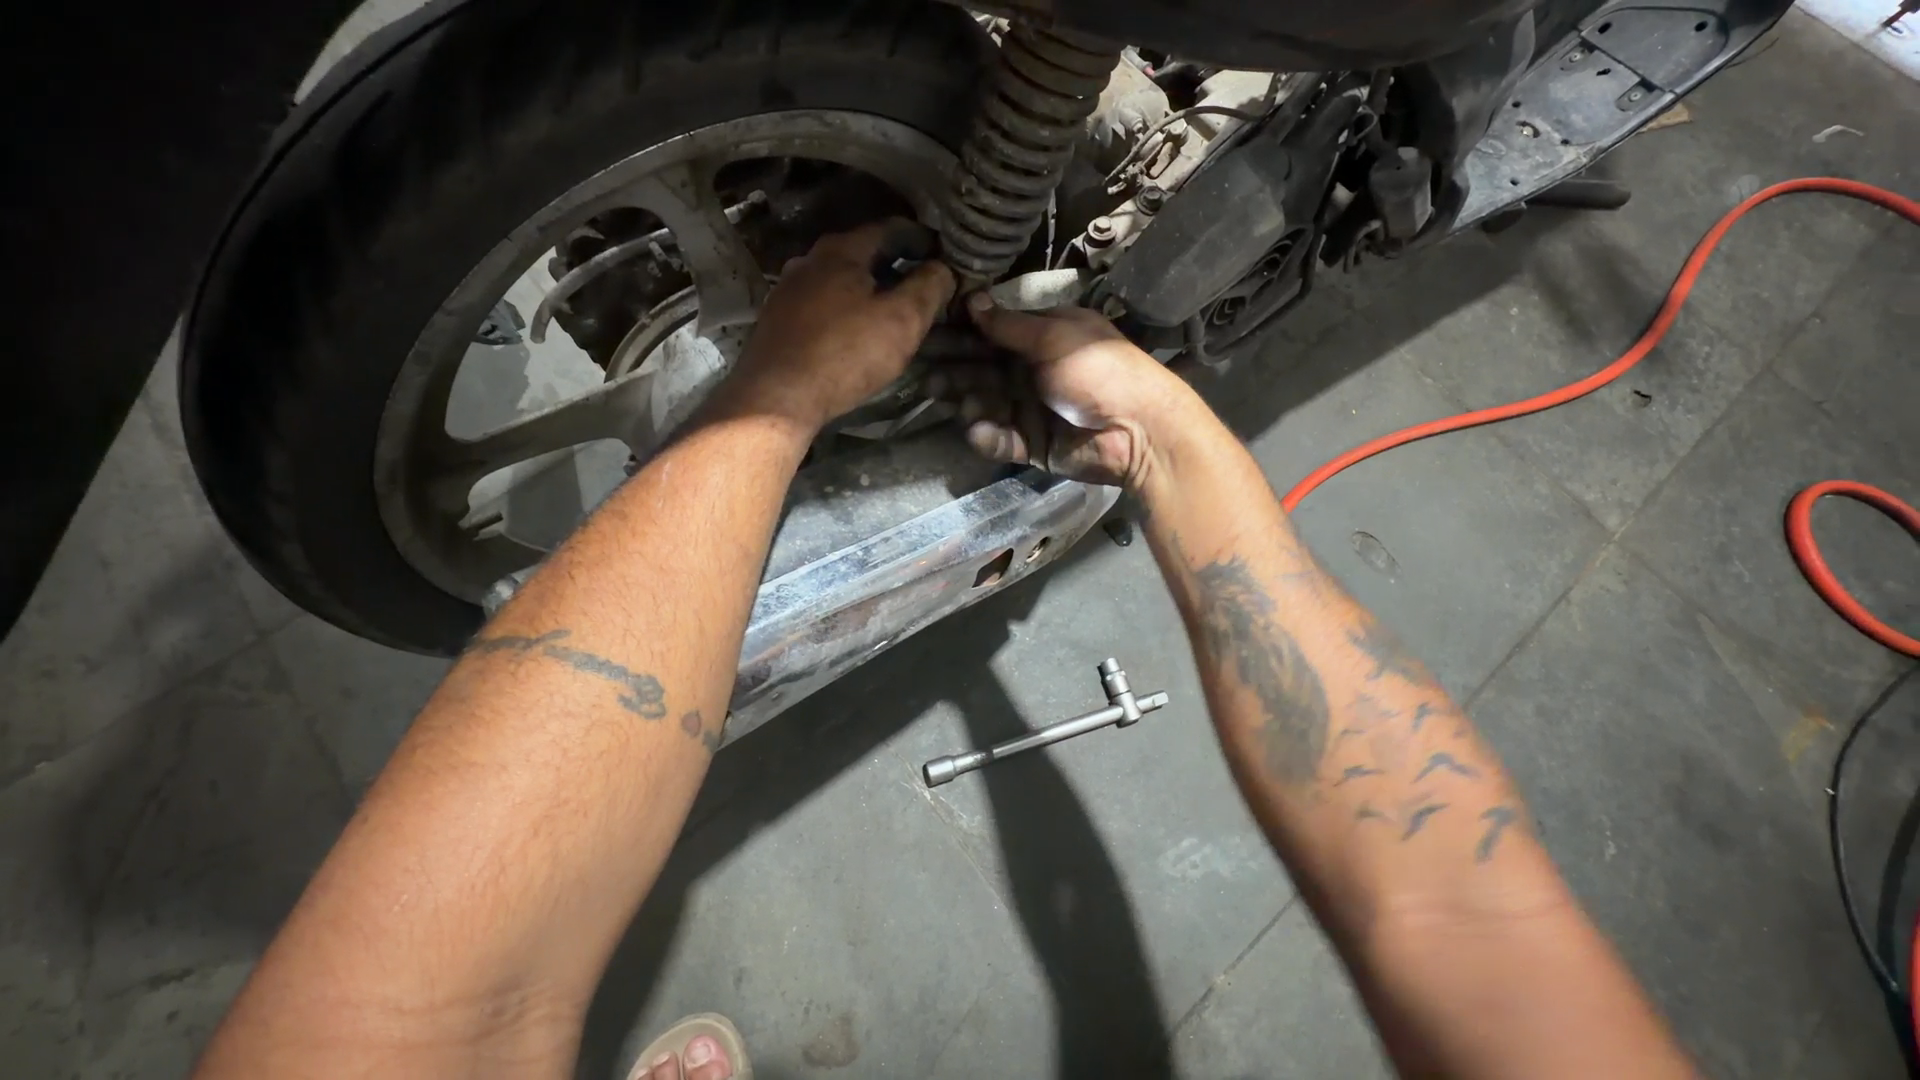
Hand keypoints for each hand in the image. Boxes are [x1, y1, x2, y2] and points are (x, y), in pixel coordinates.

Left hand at [723, 220, 954, 429]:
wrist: (777, 397)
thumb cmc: (845, 355)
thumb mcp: (902, 321)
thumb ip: (928, 288)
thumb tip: (943, 268)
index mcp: (840, 251)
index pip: (890, 229)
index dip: (921, 240)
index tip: (943, 255)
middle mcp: (808, 261)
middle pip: (861, 254)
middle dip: (893, 266)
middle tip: (921, 286)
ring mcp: (787, 291)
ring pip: (838, 281)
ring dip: (866, 290)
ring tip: (891, 311)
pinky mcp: (777, 323)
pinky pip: (820, 306)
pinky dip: (844, 310)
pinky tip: (854, 332)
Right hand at [930, 293, 1198, 487]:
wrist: (1138, 432)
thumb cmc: (1100, 372)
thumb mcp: (1055, 337)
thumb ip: (1009, 325)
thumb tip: (972, 299)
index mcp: (1044, 337)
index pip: (994, 332)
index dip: (962, 334)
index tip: (928, 334)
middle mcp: (1034, 370)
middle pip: (984, 370)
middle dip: (955, 371)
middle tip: (924, 375)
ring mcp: (1032, 409)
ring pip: (987, 404)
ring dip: (965, 401)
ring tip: (946, 399)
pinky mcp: (1032, 444)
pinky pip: (1001, 438)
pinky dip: (988, 435)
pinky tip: (979, 429)